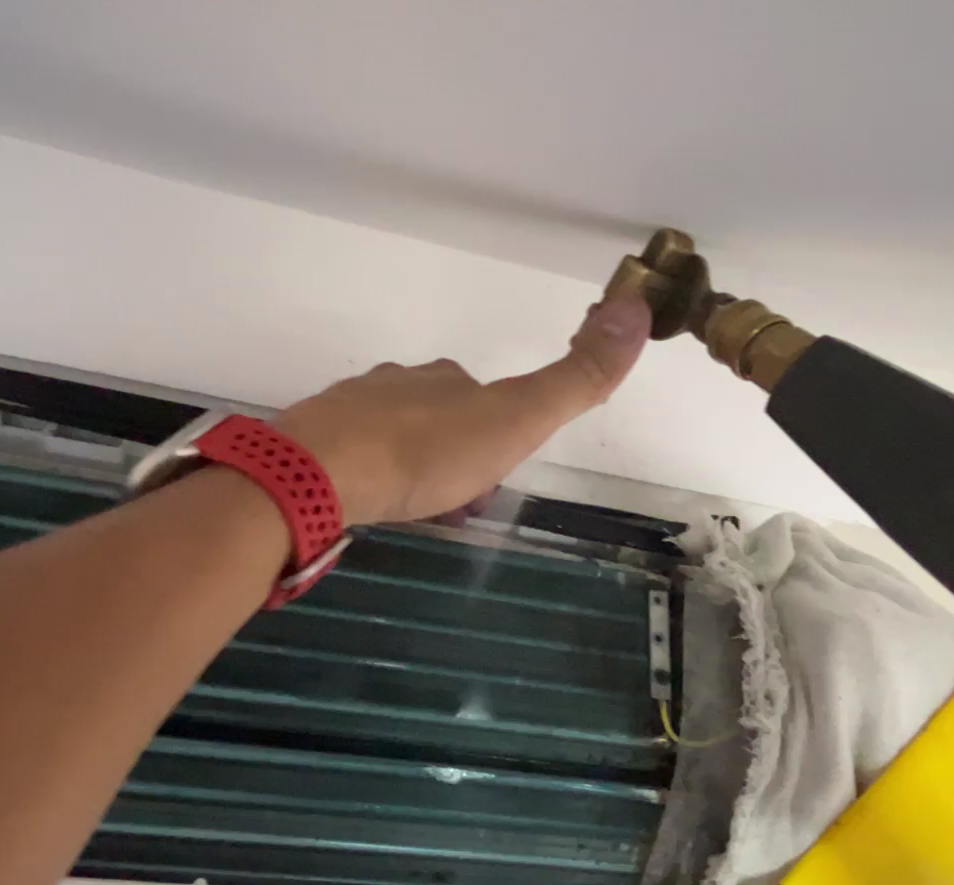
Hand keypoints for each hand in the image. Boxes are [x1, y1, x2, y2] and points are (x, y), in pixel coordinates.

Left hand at [273, 295, 650, 525]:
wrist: (324, 472)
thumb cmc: (428, 452)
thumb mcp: (518, 418)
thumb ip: (576, 378)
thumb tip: (638, 305)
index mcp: (449, 381)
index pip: (485, 402)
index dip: (498, 439)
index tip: (493, 482)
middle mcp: (400, 384)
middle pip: (439, 420)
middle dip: (456, 460)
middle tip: (457, 505)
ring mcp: (351, 409)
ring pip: (396, 438)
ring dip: (416, 472)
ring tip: (418, 511)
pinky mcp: (315, 439)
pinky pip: (355, 457)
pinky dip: (373, 479)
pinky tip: (372, 504)